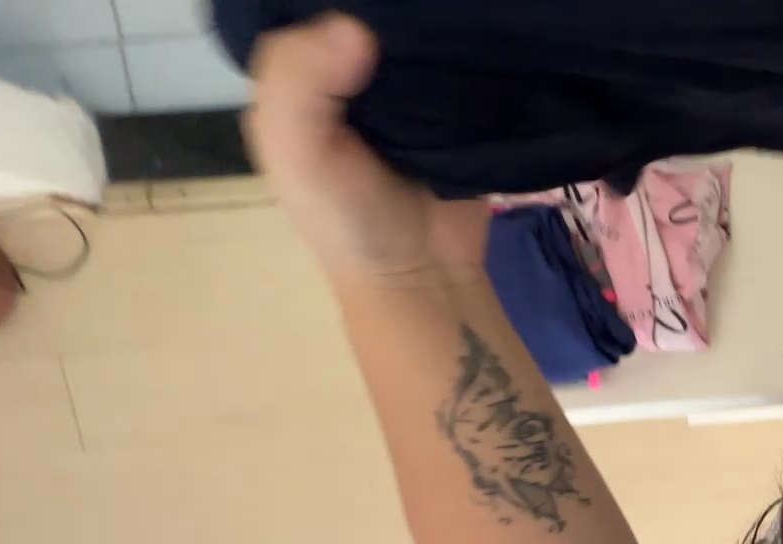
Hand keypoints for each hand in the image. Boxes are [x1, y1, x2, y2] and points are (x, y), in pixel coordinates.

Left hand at [242, 13, 488, 286]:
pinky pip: (474, 87)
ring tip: (462, 12)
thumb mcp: (296, 148)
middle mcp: (360, 83)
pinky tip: (486, 47)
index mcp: (305, 79)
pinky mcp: (468, 128)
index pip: (311, 12)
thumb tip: (359, 28)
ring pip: (427, 51)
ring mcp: (419, 106)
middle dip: (395, 12)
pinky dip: (480, 69)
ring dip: (443, 35)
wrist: (428, 278)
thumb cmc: (349, 221)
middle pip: (375, 25)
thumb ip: (301, 81)